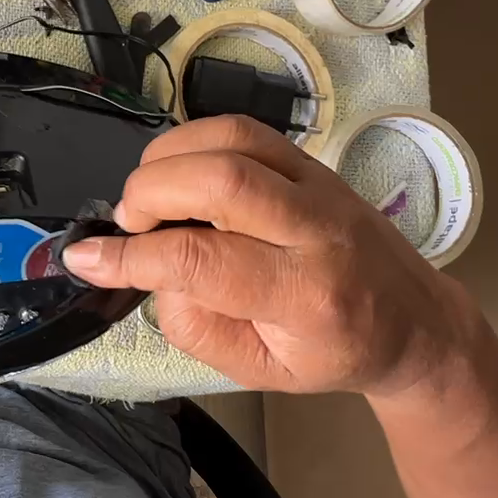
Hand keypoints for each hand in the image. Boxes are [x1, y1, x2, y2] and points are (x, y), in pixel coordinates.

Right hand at [61, 116, 483, 398]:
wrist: (414, 321)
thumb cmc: (331, 354)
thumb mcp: (256, 369)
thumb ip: (192, 323)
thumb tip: (149, 267)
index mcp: (306, 297)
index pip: (203, 262)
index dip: (130, 257)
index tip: (83, 258)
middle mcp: (317, 231)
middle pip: (220, 181)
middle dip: (149, 195)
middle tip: (127, 224)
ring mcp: (318, 185)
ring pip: (230, 140)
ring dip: (167, 159)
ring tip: (148, 196)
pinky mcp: (310, 161)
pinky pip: (241, 129)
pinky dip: (191, 142)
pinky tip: (175, 173)